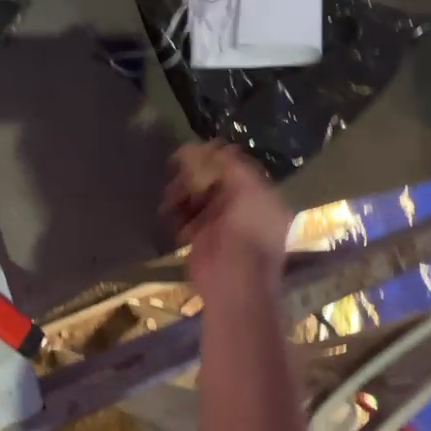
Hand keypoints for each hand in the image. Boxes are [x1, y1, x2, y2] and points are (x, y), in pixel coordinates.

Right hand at [164, 143, 294, 301]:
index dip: (218, 157)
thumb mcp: (248, 195)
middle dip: (195, 174)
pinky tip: (169, 210)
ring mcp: (221, 223)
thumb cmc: (246, 238)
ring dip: (183, 191)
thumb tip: (218, 146)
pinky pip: (187, 216)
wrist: (232, 285)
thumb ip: (235, 168)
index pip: (239, 169)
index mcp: (262, 198)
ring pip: (199, 196)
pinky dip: (177, 211)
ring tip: (171, 195)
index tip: (195, 149)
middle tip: (176, 167)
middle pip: (216, 181)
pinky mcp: (201, 238)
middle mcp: (243, 208)